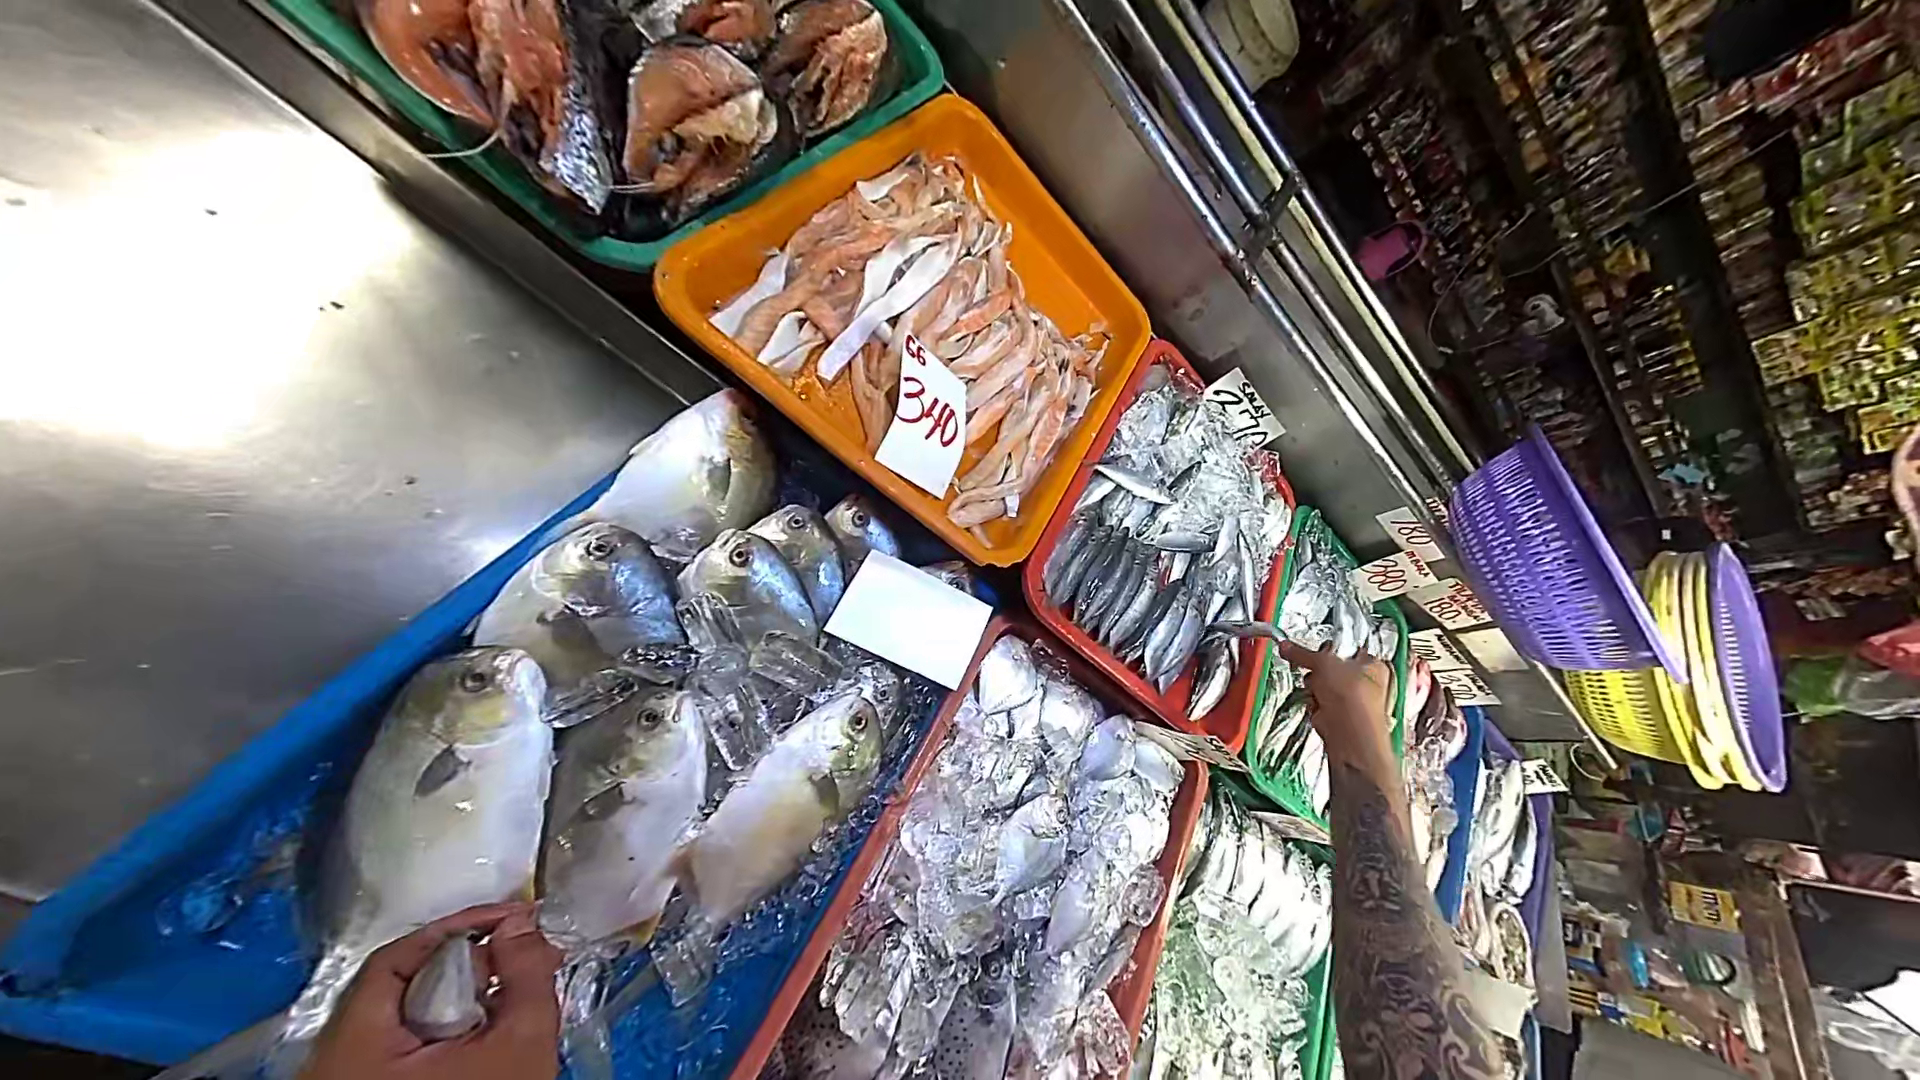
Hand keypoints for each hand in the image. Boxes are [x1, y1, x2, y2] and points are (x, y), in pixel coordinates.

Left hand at [302, 903, 562, 1079]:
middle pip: (395, 985)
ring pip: (399, 1014)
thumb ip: (526, 970)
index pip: (392, 961)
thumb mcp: (522, 1037)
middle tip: (517, 949)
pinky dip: (445, 1020)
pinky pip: (398, 1042)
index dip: (456, 927)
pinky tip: (486, 1022)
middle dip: (466, 958)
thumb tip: (519, 922)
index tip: (511, 917)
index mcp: (350, 1055)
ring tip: (510, 983)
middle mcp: (328, 1071)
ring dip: (460, 989)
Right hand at [1277, 640, 1394, 767]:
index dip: (1330, 650)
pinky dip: (1313, 703)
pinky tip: (1317, 704)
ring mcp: (1352, 702)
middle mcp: (1367, 684)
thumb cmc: (1353, 697)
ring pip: (1322, 687)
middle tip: (1315, 671)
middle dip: (1318, 671)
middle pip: (1332, 670)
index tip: (1315, 650)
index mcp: (1374, 666)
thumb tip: (1286, 646)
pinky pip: (1318, 702)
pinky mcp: (1337, 716)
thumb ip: (1301, 653)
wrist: (1348, 731)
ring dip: (1314, 688)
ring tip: (1316, 690)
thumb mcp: (1322, 662)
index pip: (1347, 650)